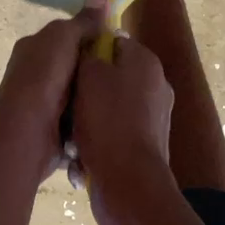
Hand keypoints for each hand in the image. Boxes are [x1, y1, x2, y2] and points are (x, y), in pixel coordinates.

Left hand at [0, 0, 108, 172]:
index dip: (86, 35)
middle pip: (70, 64)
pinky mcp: (49, 128)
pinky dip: (85, 116)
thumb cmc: (43, 75)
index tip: (111, 41)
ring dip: (89, 94)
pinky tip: (104, 115)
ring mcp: (40, 102)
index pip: (63, 35)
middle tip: (119, 70)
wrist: (26, 130)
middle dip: (90, 67)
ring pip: (73, 91)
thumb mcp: (65, 37)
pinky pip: (74, 116)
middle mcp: (33, 71)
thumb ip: (84, 20)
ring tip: (117, 93)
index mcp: (33, 46)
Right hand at [73, 34, 179, 223]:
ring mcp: (154, 119)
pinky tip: (82, 157)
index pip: (115, 42)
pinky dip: (100, 143)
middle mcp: (156, 86)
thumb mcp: (89, 75)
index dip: (91, 52)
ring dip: (89, 122)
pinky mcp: (147, 147)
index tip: (72, 67)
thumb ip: (90, 53)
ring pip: (111, 110)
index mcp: (146, 62)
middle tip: (69, 103)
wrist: (129, 183)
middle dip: (87, 92)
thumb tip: (93, 46)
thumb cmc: (107, 120)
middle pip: (112, 78)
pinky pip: (116, 136)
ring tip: (72, 137)